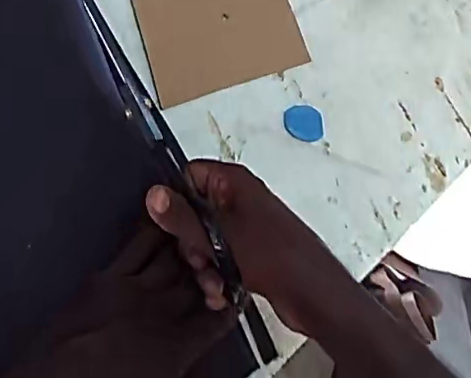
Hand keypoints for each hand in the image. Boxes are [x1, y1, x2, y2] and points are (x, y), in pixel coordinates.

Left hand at [3, 221, 234, 377]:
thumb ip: (174, 365)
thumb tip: (183, 357)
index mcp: (172, 351)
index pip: (213, 320)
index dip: (228, 305)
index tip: (236, 293)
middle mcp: (155, 314)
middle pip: (194, 281)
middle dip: (211, 266)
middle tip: (223, 250)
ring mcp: (128, 290)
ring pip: (168, 256)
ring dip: (185, 240)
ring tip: (199, 223)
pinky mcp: (102, 278)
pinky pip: (135, 246)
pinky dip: (152, 231)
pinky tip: (159, 220)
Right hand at [144, 161, 360, 335]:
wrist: (316, 296)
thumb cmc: (276, 256)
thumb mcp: (219, 237)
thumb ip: (182, 217)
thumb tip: (154, 195)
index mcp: (232, 181)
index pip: (189, 175)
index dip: (178, 200)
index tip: (174, 224)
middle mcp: (239, 198)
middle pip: (196, 210)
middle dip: (192, 241)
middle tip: (199, 259)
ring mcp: (247, 225)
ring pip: (208, 238)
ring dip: (205, 264)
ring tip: (213, 283)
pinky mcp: (253, 251)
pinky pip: (223, 256)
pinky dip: (219, 273)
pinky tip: (221, 292)